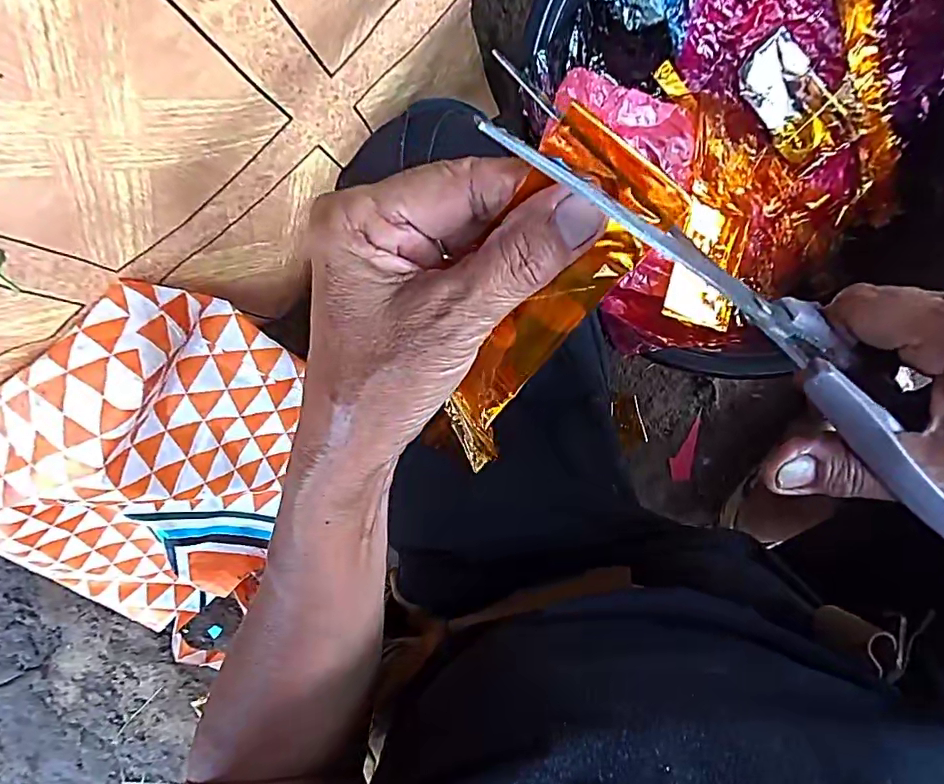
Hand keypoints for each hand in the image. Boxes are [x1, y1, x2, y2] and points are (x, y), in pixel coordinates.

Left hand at [294, 157, 607, 477]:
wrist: (354, 444)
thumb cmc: (383, 391)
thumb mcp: (458, 319)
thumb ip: (520, 260)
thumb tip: (581, 209)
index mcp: (364, 217)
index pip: (463, 180)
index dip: (531, 186)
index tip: (590, 193)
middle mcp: (371, 222)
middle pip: (468, 203)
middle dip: (528, 220)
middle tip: (590, 227)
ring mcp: (387, 253)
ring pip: (470, 233)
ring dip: (519, 247)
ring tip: (574, 253)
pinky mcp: (404, 280)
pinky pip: (462, 262)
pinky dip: (500, 271)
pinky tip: (536, 278)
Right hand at [760, 285, 943, 536]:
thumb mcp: (930, 475)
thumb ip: (847, 467)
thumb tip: (784, 465)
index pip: (862, 306)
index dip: (820, 339)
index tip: (804, 378)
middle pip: (877, 312)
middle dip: (841, 356)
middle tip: (832, 408)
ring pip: (898, 325)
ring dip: (866, 364)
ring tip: (864, 413)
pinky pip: (922, 338)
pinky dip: (893, 367)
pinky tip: (895, 407)